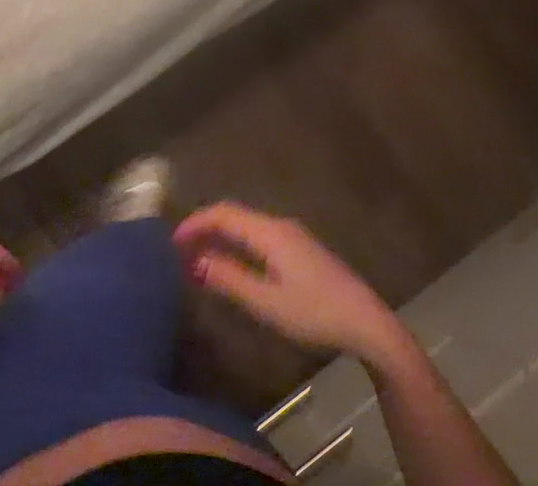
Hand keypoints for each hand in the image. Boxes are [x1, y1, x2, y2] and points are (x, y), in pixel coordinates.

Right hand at [175, 202, 409, 365]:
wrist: (367, 324)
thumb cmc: (314, 313)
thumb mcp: (266, 302)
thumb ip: (229, 279)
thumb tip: (196, 260)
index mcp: (270, 233)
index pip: (223, 213)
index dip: (194, 223)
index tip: (170, 242)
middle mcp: (281, 226)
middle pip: (235, 215)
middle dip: (205, 227)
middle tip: (179, 250)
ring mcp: (294, 236)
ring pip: (248, 225)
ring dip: (221, 236)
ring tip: (199, 258)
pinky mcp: (302, 250)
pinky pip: (260, 236)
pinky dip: (238, 243)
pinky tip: (232, 264)